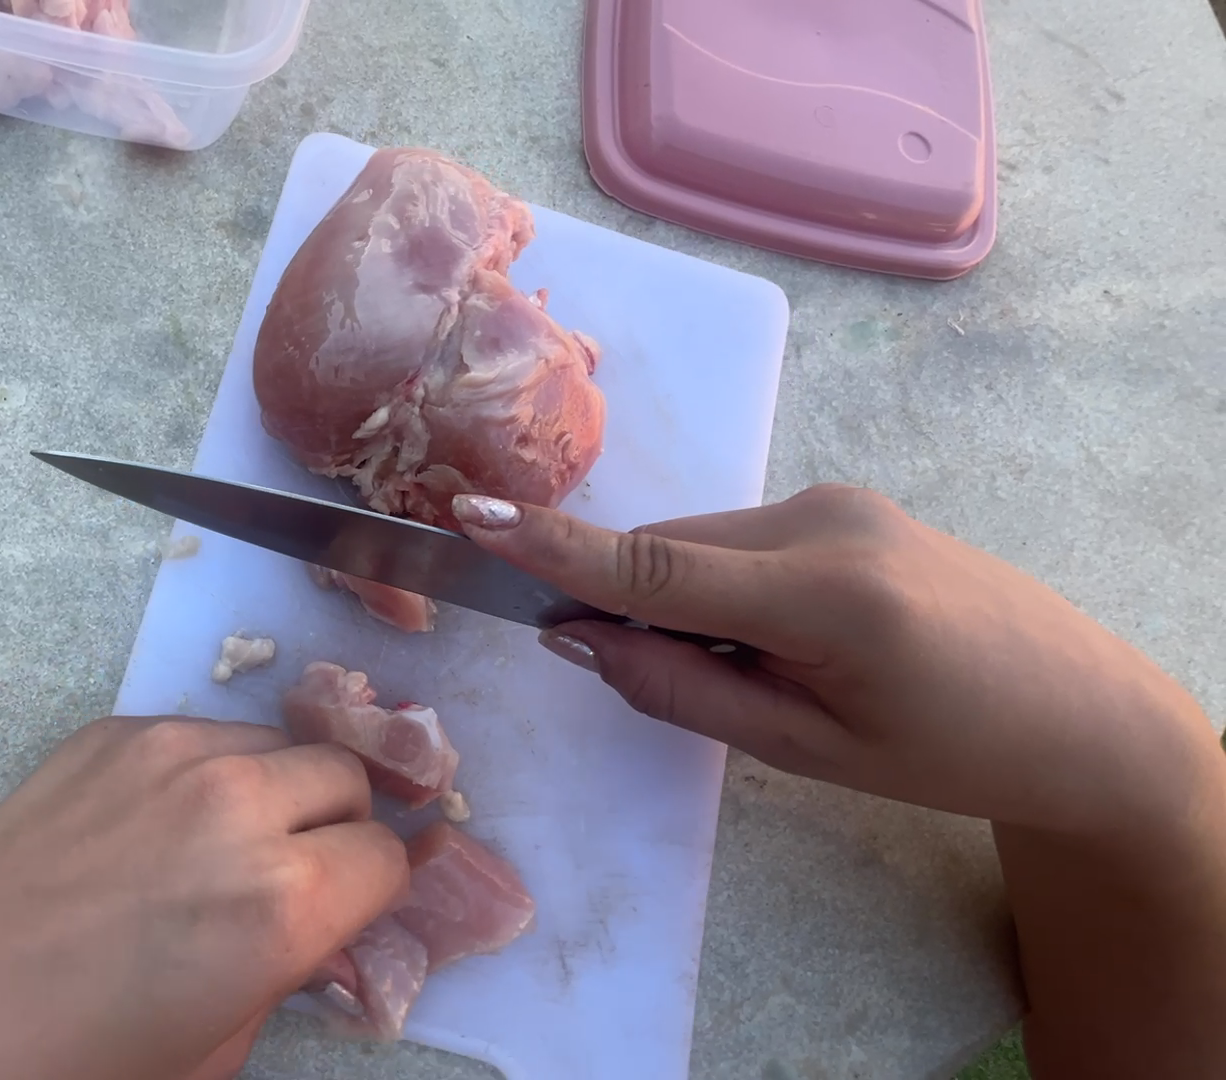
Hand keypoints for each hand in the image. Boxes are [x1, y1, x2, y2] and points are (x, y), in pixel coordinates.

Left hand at [0, 716, 405, 1079]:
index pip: (388, 855)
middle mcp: (241, 806)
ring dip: (277, 784)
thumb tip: (324, 915)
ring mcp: (178, 751)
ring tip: (227, 830)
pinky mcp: (125, 727)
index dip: (372, 883)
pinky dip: (211, 766)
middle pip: (347, 775)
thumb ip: (291, 964)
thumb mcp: (220, 1043)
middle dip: (338, 821)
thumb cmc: (82, 1052)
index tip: (348, 896)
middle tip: (296, 859)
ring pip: (281, 742)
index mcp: (281, 905)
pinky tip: (161, 811)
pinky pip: (207, 731)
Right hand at [451, 485, 1221, 839]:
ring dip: (675, 592)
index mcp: (826, 597)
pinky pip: (725, 534)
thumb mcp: (798, 747)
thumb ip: (673, 685)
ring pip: (688, 539)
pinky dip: (709, 577)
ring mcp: (833, 500)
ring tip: (752, 657)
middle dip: (632, 602)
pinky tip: (770, 625)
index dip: (555, 545)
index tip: (475, 518)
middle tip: (672, 672)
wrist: (1093, 716)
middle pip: (662, 549)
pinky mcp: (837, 501)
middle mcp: (823, 521)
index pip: (653, 565)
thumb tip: (574, 634)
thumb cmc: (948, 756)